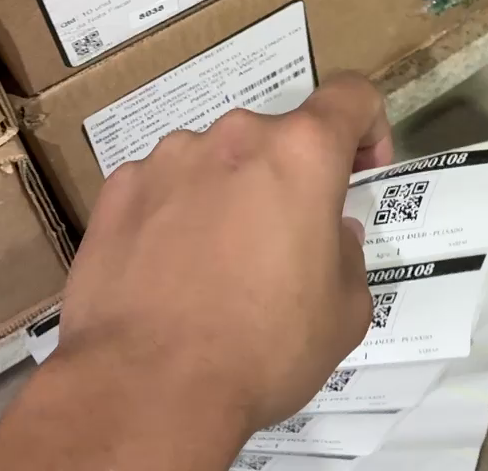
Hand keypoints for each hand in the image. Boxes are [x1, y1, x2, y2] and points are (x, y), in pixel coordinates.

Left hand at [0, 73, 392, 468]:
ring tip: (217, 264)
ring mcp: (171, 158)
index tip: (360, 172)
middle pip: (279, 138)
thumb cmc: (264, 347)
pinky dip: (176, 212)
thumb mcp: (345, 311)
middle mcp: (237, 137)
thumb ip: (347, 253)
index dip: (367, 126)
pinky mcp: (120, 189)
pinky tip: (169, 270)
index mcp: (302, 152)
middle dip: (290, 178)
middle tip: (284, 244)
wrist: (145, 392)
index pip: (351, 96)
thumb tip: (327, 234)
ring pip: (219, 159)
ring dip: (231, 192)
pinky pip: (165, 186)